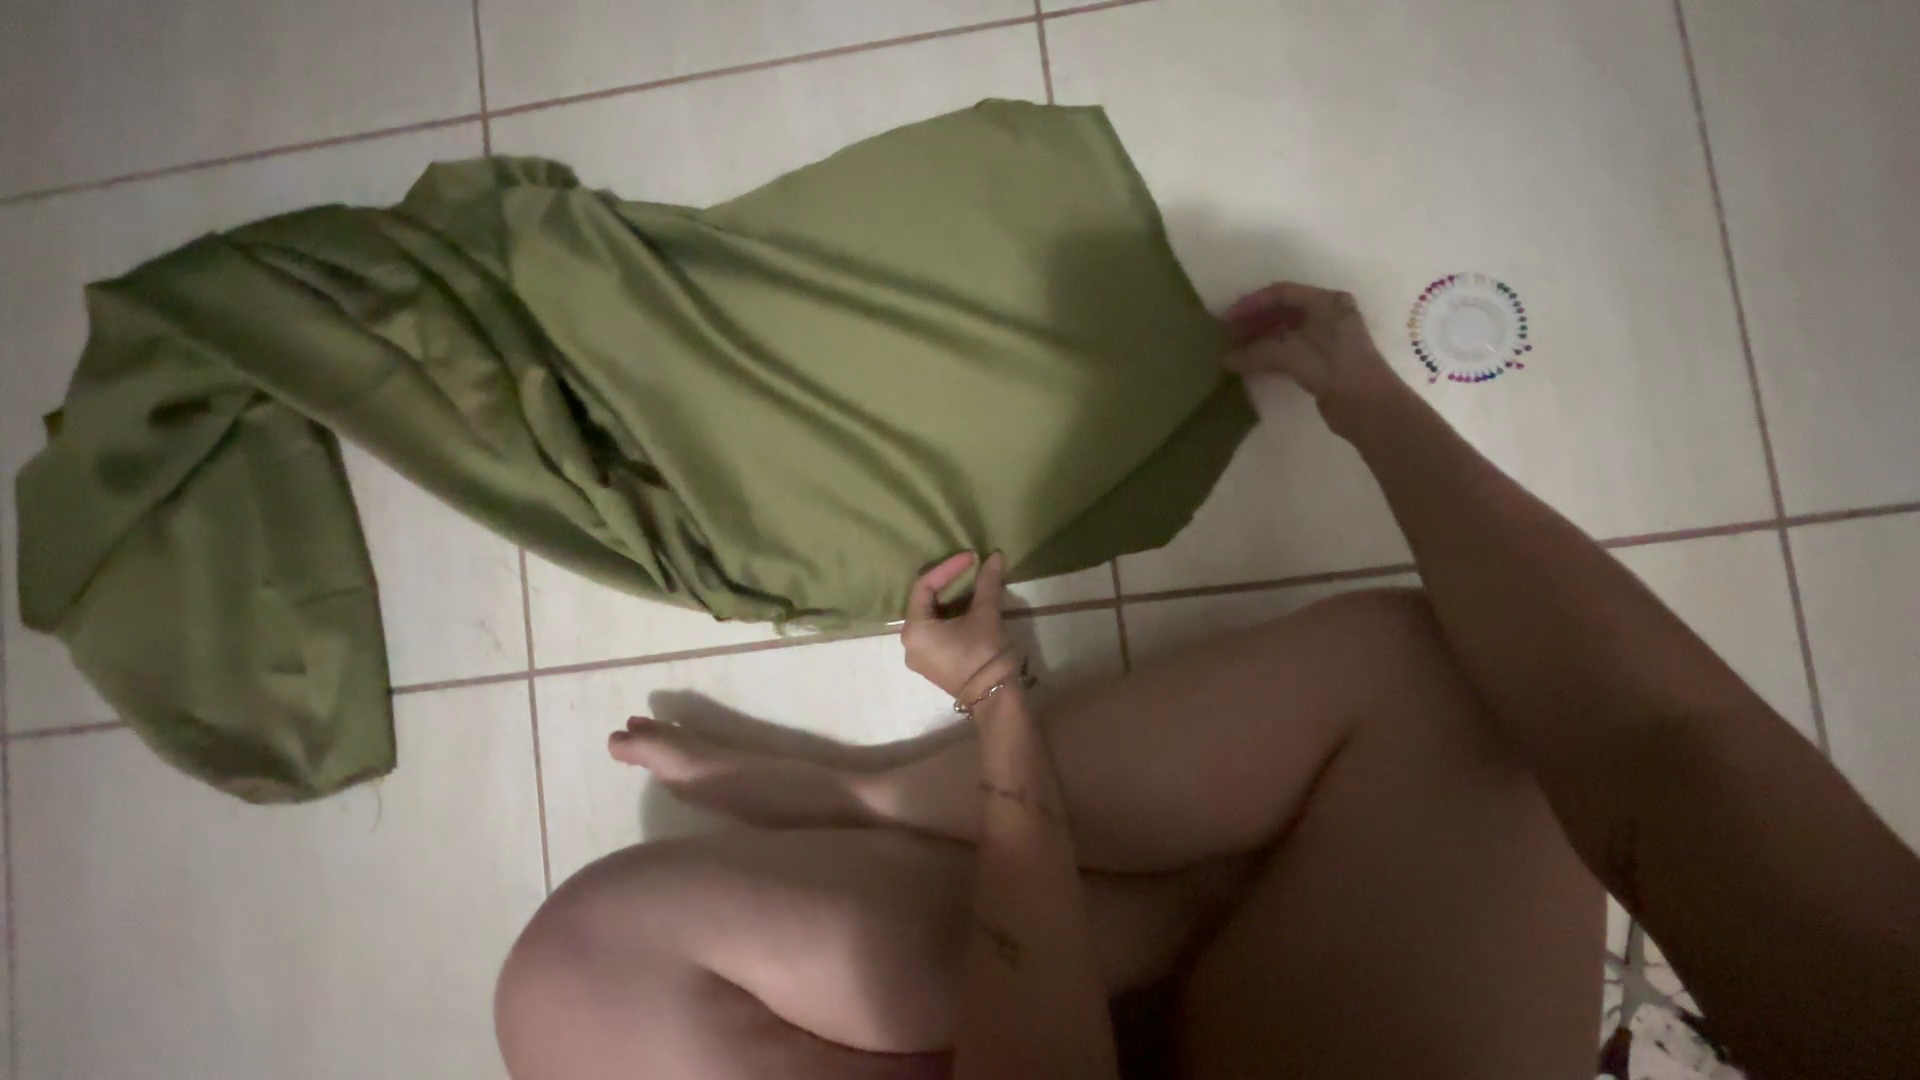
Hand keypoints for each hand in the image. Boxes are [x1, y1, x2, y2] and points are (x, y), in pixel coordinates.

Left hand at [903, 551, 1016, 698]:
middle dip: (947, 583)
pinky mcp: (932, 666)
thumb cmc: (984, 653)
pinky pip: (934, 633)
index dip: (948, 568)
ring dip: (949, 600)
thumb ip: (987, 582)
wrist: (996, 696)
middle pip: (924, 602)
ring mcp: (919, 658)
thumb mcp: (986, 614)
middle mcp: (909, 644)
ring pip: (930, 618)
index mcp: (914, 630)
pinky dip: (949, 617)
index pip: (924, 586)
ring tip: (971, 585)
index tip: (970, 557)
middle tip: (969, 569)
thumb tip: (995, 555)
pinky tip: (967, 607)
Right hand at [1222, 282, 1404, 430]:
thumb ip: (1256, 353)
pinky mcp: (1322, 360)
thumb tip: (1225, 361)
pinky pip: (1289, 349)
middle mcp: (1328, 314)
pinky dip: (1268, 354)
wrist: (1368, 406)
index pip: (1281, 293)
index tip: (1226, 319)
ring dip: (1258, 338)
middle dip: (1253, 321)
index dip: (1251, 304)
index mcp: (1326, 302)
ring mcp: (1326, 337)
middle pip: (1282, 310)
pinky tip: (1250, 364)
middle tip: (1227, 335)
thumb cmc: (1334, 369)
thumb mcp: (1291, 354)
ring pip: (1284, 330)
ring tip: (1234, 350)